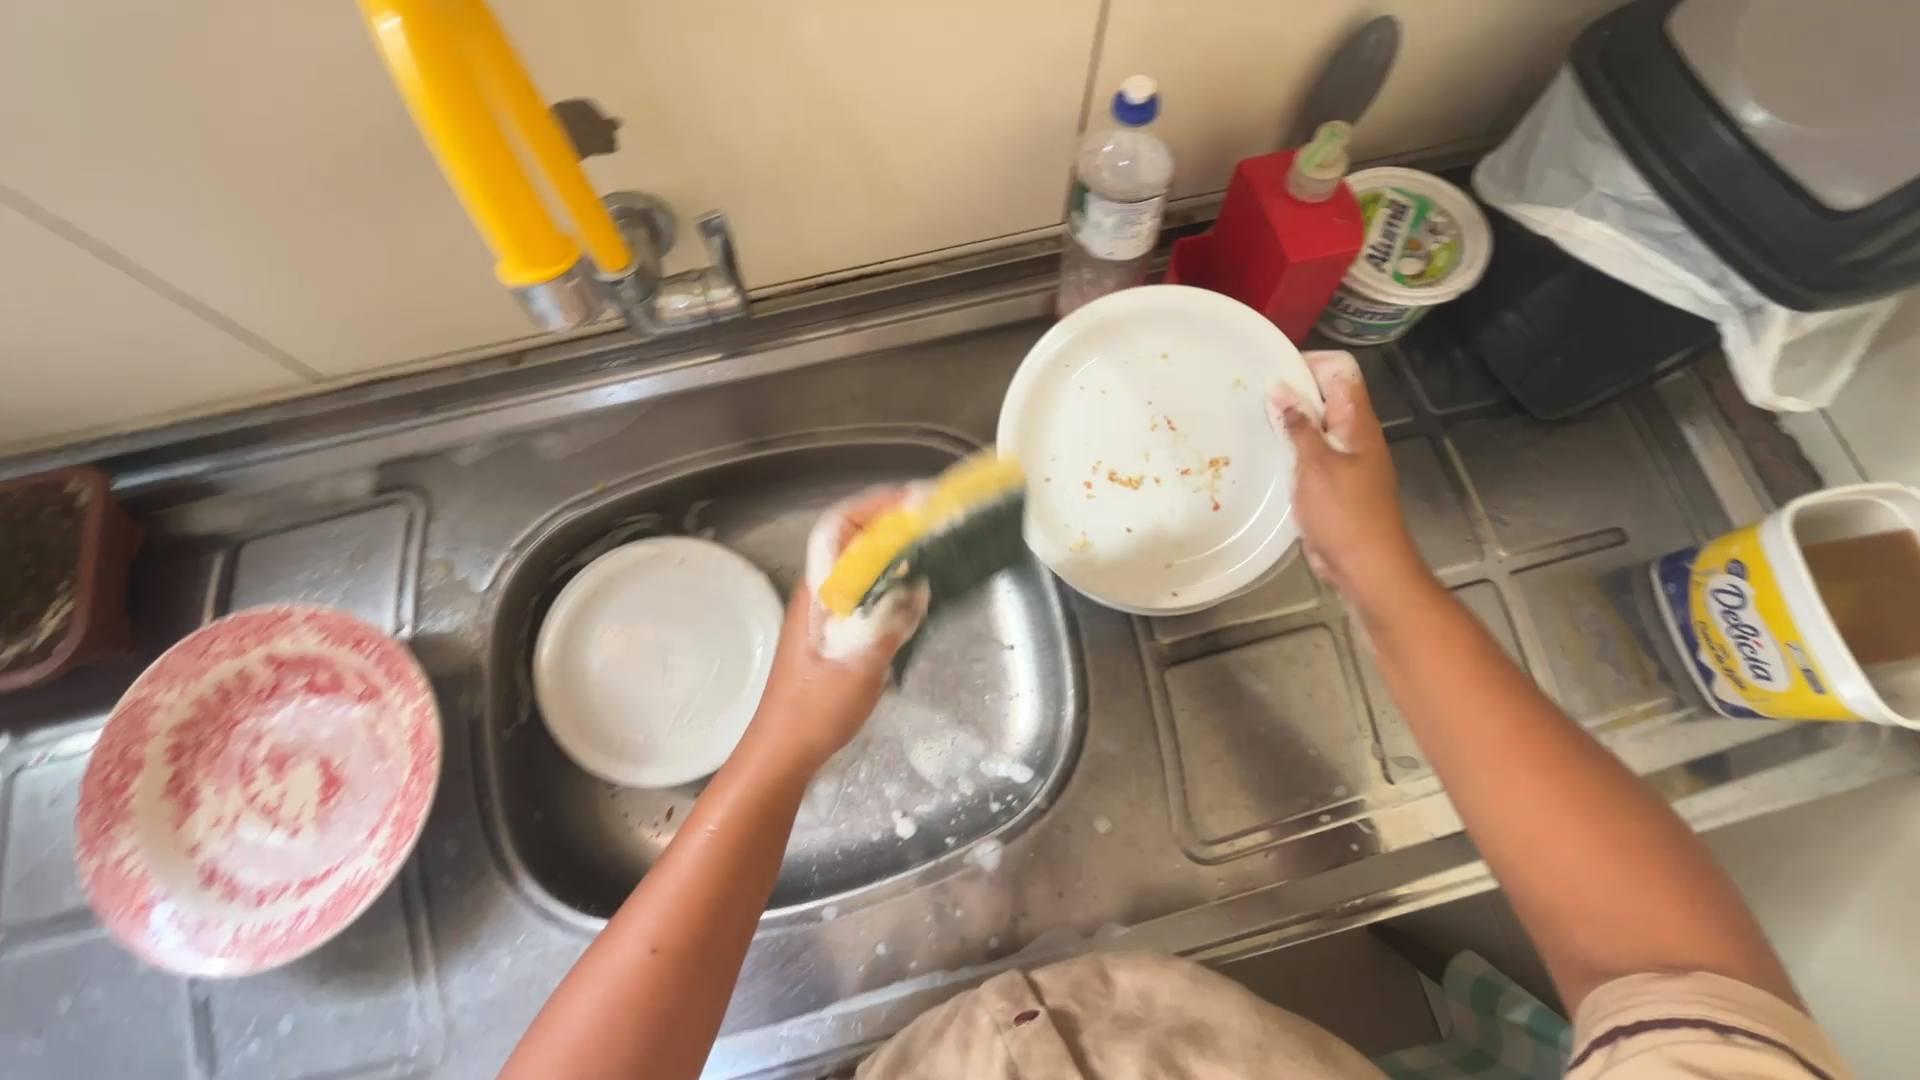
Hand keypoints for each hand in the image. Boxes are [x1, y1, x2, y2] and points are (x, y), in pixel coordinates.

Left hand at [737, 490, 928, 775]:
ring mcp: (827, 610)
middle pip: (853, 538)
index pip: (841, 526)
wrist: (784, 750)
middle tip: (935, 519)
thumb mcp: (858, 668)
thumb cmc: (814, 710)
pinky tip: (917, 590)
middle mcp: (821, 591)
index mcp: (820, 591)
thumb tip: (917, 586)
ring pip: (861, 563)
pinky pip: (867, 587)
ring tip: (933, 544)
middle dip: (892, 521)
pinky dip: (893, 577)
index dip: (878, 505)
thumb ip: (887, 624)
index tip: (918, 499)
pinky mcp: (836, 630)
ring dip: (894, 548)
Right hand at [1270, 351, 1426, 601]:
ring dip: (1287, 422)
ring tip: (1250, 423)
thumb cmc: (1344, 513)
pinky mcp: (1332, 483)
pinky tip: (1264, 457)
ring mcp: (1344, 460)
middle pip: (1326, 395)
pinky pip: (1309, 454)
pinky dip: (1288, 449)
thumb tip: (1279, 388)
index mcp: (1357, 422)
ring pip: (1315, 426)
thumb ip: (1298, 425)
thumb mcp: (1316, 465)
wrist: (1366, 566)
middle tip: (1250, 396)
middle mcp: (1354, 435)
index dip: (1308, 362)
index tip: (1270, 370)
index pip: (1340, 370)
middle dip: (1291, 390)